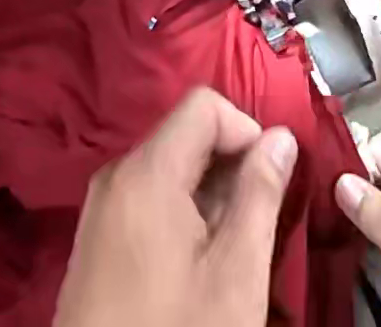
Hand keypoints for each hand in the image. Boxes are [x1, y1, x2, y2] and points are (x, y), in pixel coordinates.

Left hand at [53, 88, 298, 326]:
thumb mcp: (235, 274)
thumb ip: (261, 194)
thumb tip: (282, 136)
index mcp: (146, 171)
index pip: (204, 105)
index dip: (245, 130)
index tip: (268, 179)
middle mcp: (117, 172)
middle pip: (185, 132)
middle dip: (230, 163)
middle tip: (254, 222)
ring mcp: (102, 201)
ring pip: (169, 163)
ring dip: (209, 189)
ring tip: (229, 246)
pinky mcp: (98, 230)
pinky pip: (148, 190)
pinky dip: (182, 205)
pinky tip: (197, 257)